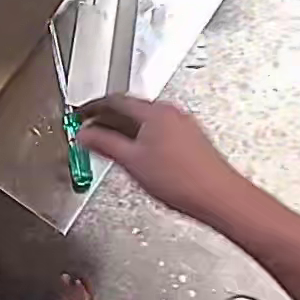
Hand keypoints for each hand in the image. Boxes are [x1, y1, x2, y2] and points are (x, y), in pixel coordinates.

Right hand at [74, 95, 246, 221]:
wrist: (220, 199)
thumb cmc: (183, 181)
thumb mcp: (130, 161)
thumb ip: (103, 144)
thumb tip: (85, 135)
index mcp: (155, 113)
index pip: (114, 100)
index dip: (92, 107)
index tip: (79, 114)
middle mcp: (171, 114)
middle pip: (130, 108)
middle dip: (106, 117)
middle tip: (88, 127)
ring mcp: (183, 126)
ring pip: (143, 120)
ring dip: (122, 128)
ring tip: (106, 142)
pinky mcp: (190, 140)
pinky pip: (156, 130)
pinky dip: (139, 136)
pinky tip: (133, 153)